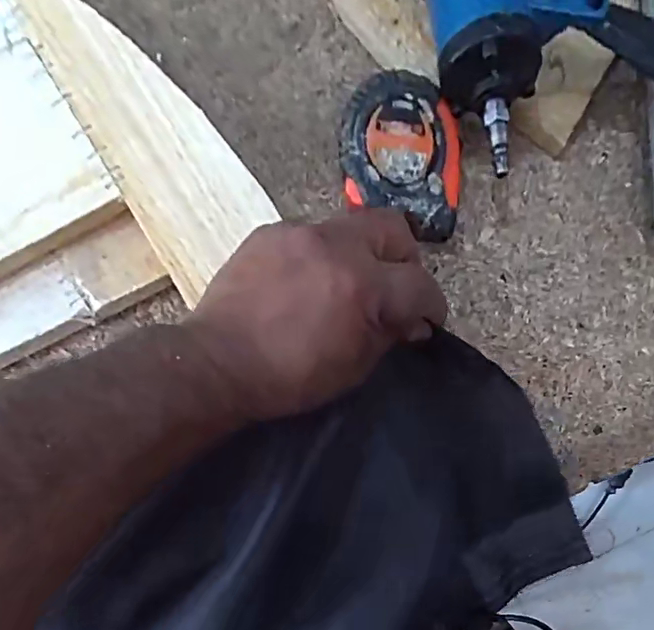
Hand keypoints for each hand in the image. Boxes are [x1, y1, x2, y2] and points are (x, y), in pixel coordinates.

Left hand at [185, 210, 447, 421]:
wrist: (220, 363)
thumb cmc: (294, 377)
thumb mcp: (356, 365)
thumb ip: (390, 335)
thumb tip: (413, 323)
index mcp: (362, 285)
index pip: (420, 283)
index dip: (433, 306)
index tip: (429, 322)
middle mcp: (335, 246)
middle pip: (393, 229)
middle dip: (406, 260)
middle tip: (398, 290)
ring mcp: (299, 233)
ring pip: (352, 228)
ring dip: (364, 255)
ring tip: (352, 288)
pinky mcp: (270, 233)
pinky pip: (313, 235)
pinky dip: (325, 257)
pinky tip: (312, 285)